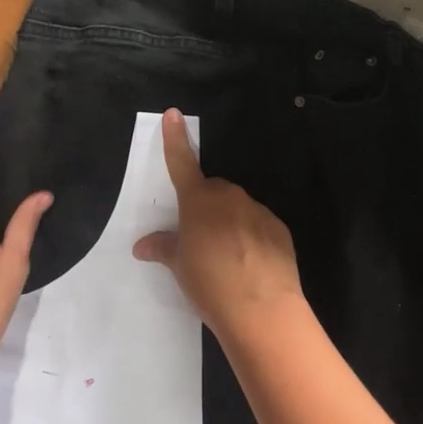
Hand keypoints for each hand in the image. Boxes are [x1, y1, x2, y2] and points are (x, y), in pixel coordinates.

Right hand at [133, 108, 303, 342]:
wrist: (261, 309)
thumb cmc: (210, 283)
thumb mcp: (179, 267)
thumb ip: (163, 248)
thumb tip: (143, 245)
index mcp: (198, 201)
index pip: (182, 163)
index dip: (176, 139)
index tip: (174, 114)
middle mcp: (229, 197)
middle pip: (213, 191)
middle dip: (205, 207)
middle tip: (198, 239)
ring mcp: (258, 211)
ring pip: (238, 208)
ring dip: (229, 224)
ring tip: (226, 259)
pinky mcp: (279, 229)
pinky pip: (258, 225)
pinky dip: (251, 238)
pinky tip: (249, 265)